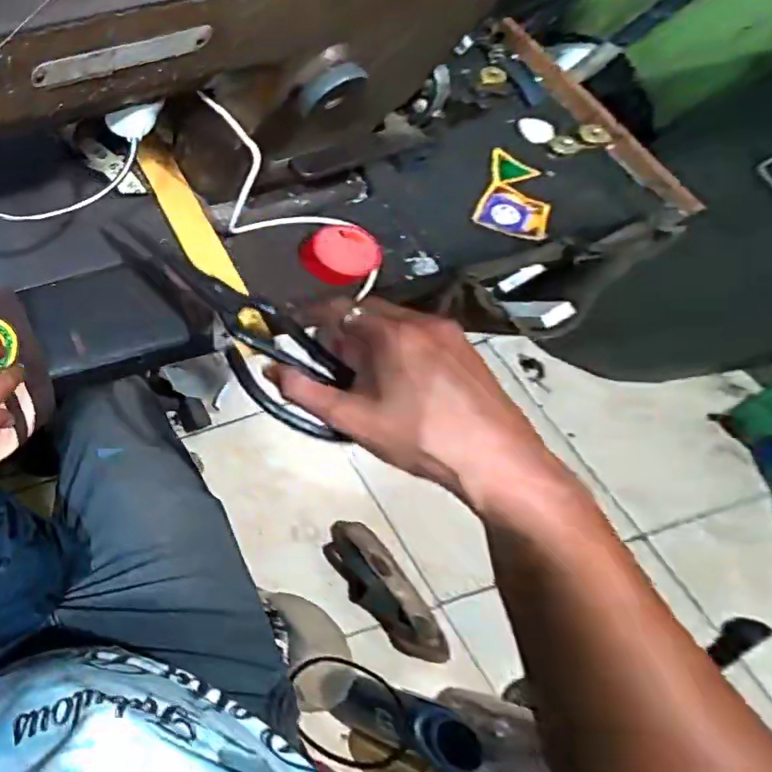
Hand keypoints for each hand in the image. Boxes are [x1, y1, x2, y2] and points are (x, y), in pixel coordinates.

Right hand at [268, 299, 574, 512]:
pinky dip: (393, 346)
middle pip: (365, 311)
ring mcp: (450, 334)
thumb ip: (303, 391)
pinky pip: (415, 334)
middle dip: (338, 331)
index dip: (307, 314)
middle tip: (325, 363)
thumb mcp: (350, 418)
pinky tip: (393, 381)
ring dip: (366, 339)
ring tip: (359, 377)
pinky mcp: (466, 350)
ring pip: (391, 322)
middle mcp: (422, 323)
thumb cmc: (420, 439)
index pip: (337, 307)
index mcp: (392, 334)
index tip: (289, 328)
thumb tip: (272, 369)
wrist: (500, 464)